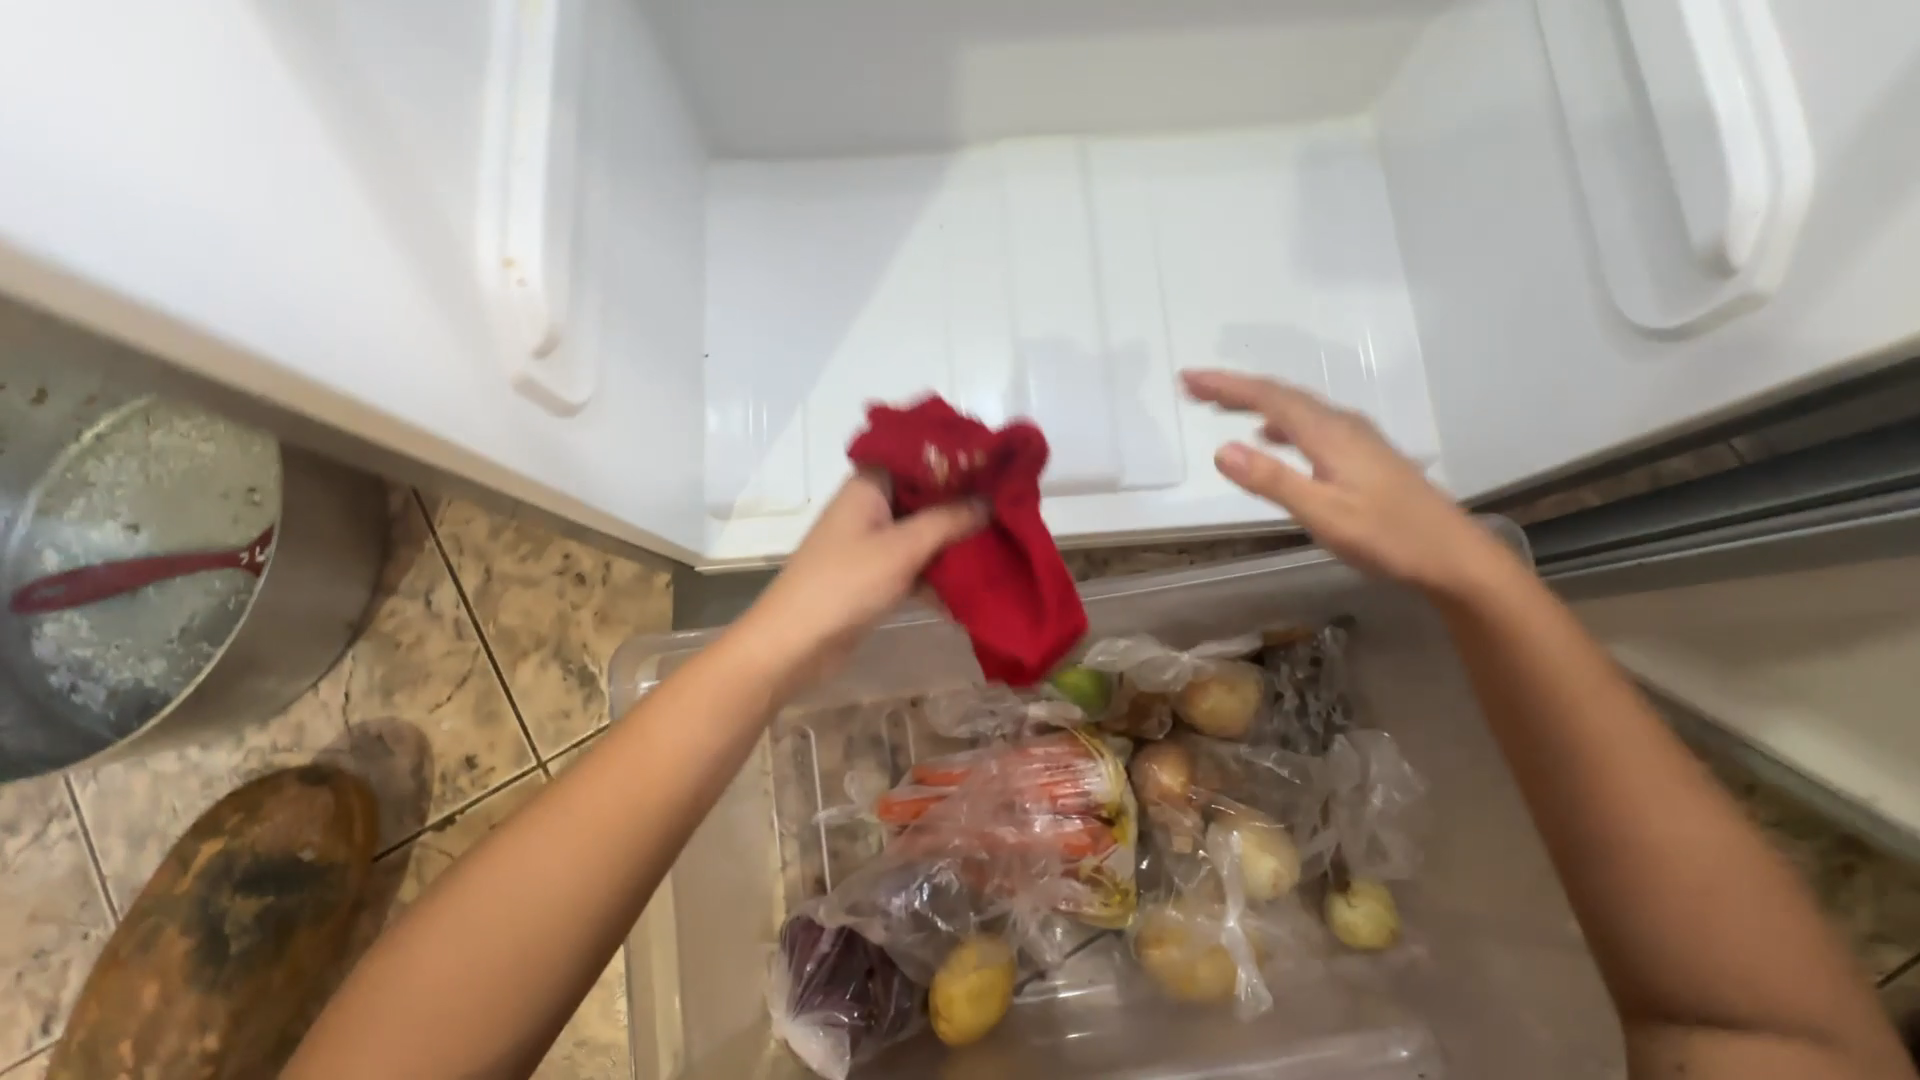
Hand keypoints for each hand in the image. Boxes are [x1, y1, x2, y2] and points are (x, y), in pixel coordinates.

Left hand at [735, 472, 984, 691]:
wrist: (795, 644)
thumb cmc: (844, 583)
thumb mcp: (902, 547)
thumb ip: (949, 520)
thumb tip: (991, 500)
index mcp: (868, 485)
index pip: (917, 455)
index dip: (956, 457)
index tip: (998, 461)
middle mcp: (870, 507)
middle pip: (925, 495)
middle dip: (964, 502)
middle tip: (1012, 503)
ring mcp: (873, 543)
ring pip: (925, 532)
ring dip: (956, 540)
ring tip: (1006, 539)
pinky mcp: (877, 577)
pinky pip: (918, 565)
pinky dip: (941, 572)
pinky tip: (978, 581)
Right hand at [1182, 369, 1510, 594]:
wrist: (1453, 556)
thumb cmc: (1387, 538)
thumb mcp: (1322, 514)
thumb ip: (1271, 480)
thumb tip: (1221, 450)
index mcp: (1329, 435)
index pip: (1268, 398)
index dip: (1226, 386)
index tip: (1188, 380)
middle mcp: (1343, 426)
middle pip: (1282, 396)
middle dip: (1236, 389)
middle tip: (1194, 388)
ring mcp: (1357, 439)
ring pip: (1298, 408)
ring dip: (1257, 403)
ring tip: (1223, 406)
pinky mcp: (1364, 455)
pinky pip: (1311, 424)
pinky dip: (1281, 422)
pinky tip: (1273, 437)